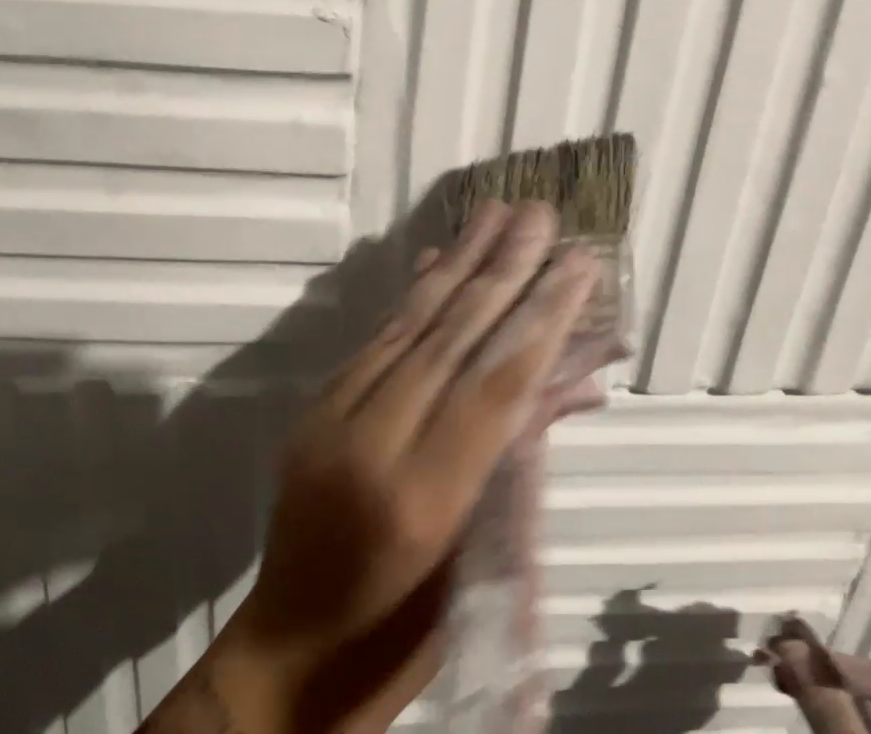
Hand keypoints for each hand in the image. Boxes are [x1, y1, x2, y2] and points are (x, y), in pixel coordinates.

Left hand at [158, 201, 598, 733]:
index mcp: (423, 498)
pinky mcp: (310, 415)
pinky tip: (435, 260)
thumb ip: (516, 466)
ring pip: (404, 328)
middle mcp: (369, 445)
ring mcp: (329, 423)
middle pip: (448, 340)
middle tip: (538, 213)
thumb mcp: (477, 564)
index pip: (497, 385)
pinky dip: (409, 299)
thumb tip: (568, 383)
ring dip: (454, 265)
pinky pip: (370, 344)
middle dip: (500, 272)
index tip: (578, 261)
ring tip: (493, 214)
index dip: (542, 318)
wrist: (292, 657)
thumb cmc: (403, 637)